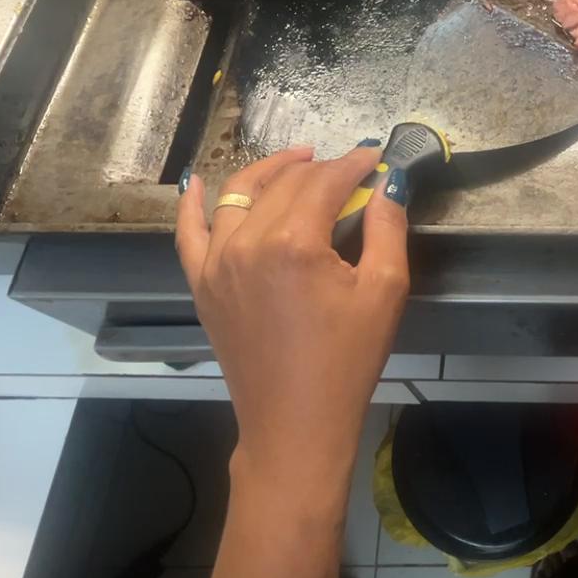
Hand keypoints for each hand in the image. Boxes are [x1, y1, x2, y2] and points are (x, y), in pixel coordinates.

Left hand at [175, 145, 410, 489]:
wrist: (296, 422)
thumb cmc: (348, 358)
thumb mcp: (384, 289)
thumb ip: (387, 226)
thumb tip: (389, 181)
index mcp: (294, 243)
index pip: (326, 181)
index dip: (354, 164)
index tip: (374, 156)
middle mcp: (247, 242)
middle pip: (286, 183)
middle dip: (322, 168)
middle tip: (350, 171)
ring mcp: (216, 263)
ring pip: (239, 194)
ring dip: (271, 172)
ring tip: (299, 163)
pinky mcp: (202, 284)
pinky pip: (188, 232)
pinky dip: (192, 203)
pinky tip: (196, 181)